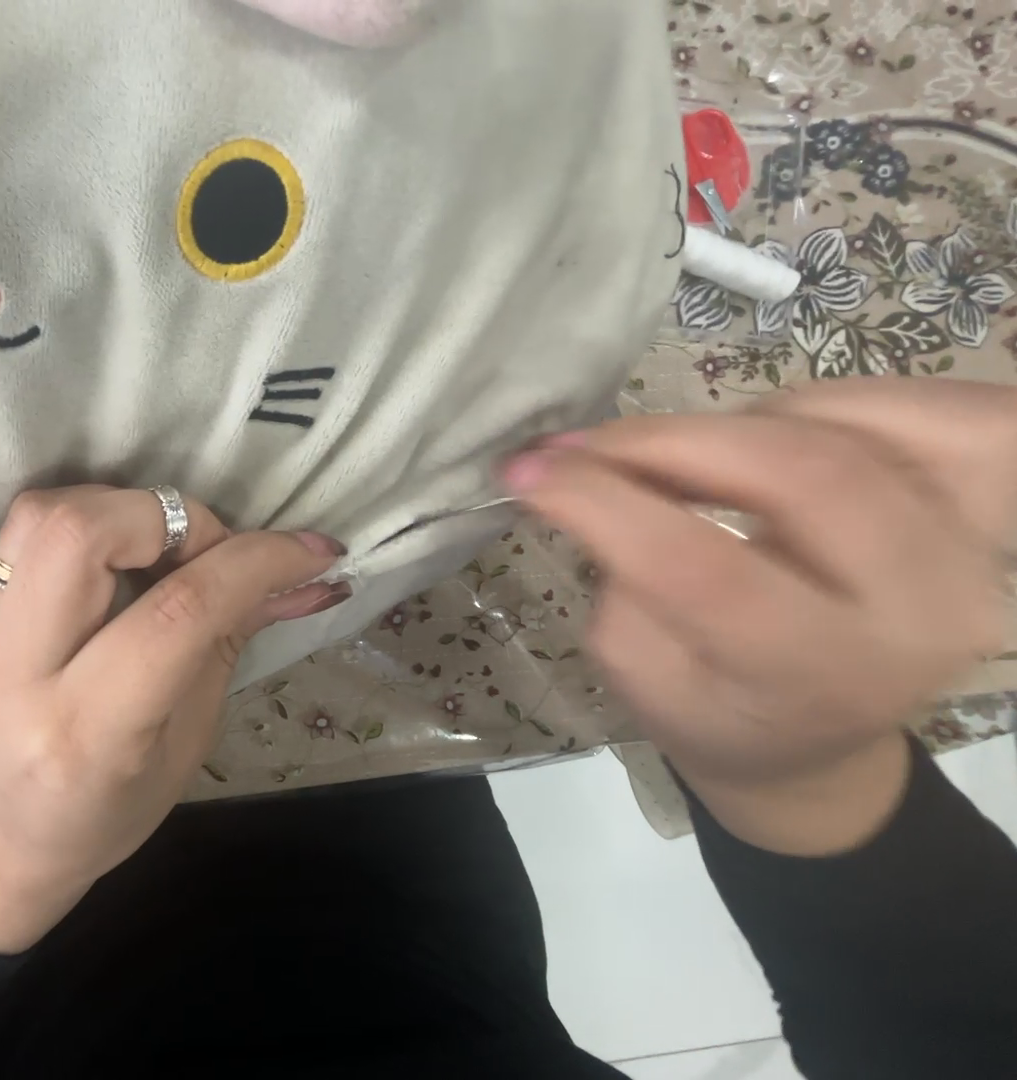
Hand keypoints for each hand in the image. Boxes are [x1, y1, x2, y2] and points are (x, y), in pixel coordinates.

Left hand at [0, 485, 348, 952]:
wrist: (14, 833)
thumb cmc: (112, 811)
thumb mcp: (189, 740)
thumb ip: (230, 641)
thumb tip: (305, 574)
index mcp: (88, 730)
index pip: (176, 613)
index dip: (255, 564)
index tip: (313, 552)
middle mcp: (24, 672)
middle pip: (83, 535)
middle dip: (170, 518)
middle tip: (213, 552)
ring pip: (45, 516)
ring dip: (123, 506)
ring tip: (166, 546)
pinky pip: (24, 527)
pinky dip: (85, 511)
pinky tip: (121, 546)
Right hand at [505, 379, 1016, 854]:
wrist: (809, 734)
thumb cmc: (705, 709)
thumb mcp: (633, 670)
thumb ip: (620, 579)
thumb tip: (587, 477)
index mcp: (808, 674)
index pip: (701, 568)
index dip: (600, 503)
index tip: (525, 470)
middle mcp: (918, 612)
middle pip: (801, 477)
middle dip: (664, 441)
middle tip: (583, 444)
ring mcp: (973, 555)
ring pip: (860, 432)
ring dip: (738, 423)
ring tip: (679, 454)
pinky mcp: (996, 513)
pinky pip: (951, 415)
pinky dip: (840, 403)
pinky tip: (774, 433)